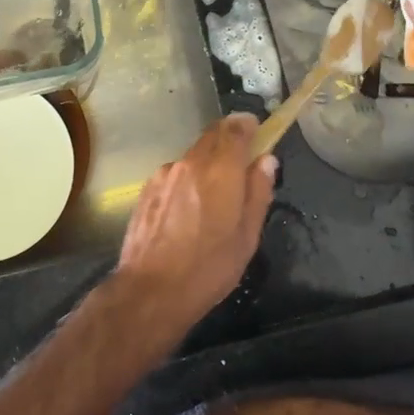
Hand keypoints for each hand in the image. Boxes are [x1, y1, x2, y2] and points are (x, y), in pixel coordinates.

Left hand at [114, 114, 276, 332]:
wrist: (151, 290)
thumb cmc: (208, 268)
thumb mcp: (246, 237)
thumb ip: (258, 192)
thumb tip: (266, 160)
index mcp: (221, 170)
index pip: (235, 128)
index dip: (247, 125)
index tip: (256, 130)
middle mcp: (191, 162)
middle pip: (212, 136)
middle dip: (228, 141)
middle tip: (240, 163)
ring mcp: (164, 173)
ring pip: (192, 156)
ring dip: (206, 164)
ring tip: (213, 198)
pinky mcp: (147, 188)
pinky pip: (175, 174)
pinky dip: (186, 180)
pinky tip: (187, 211)